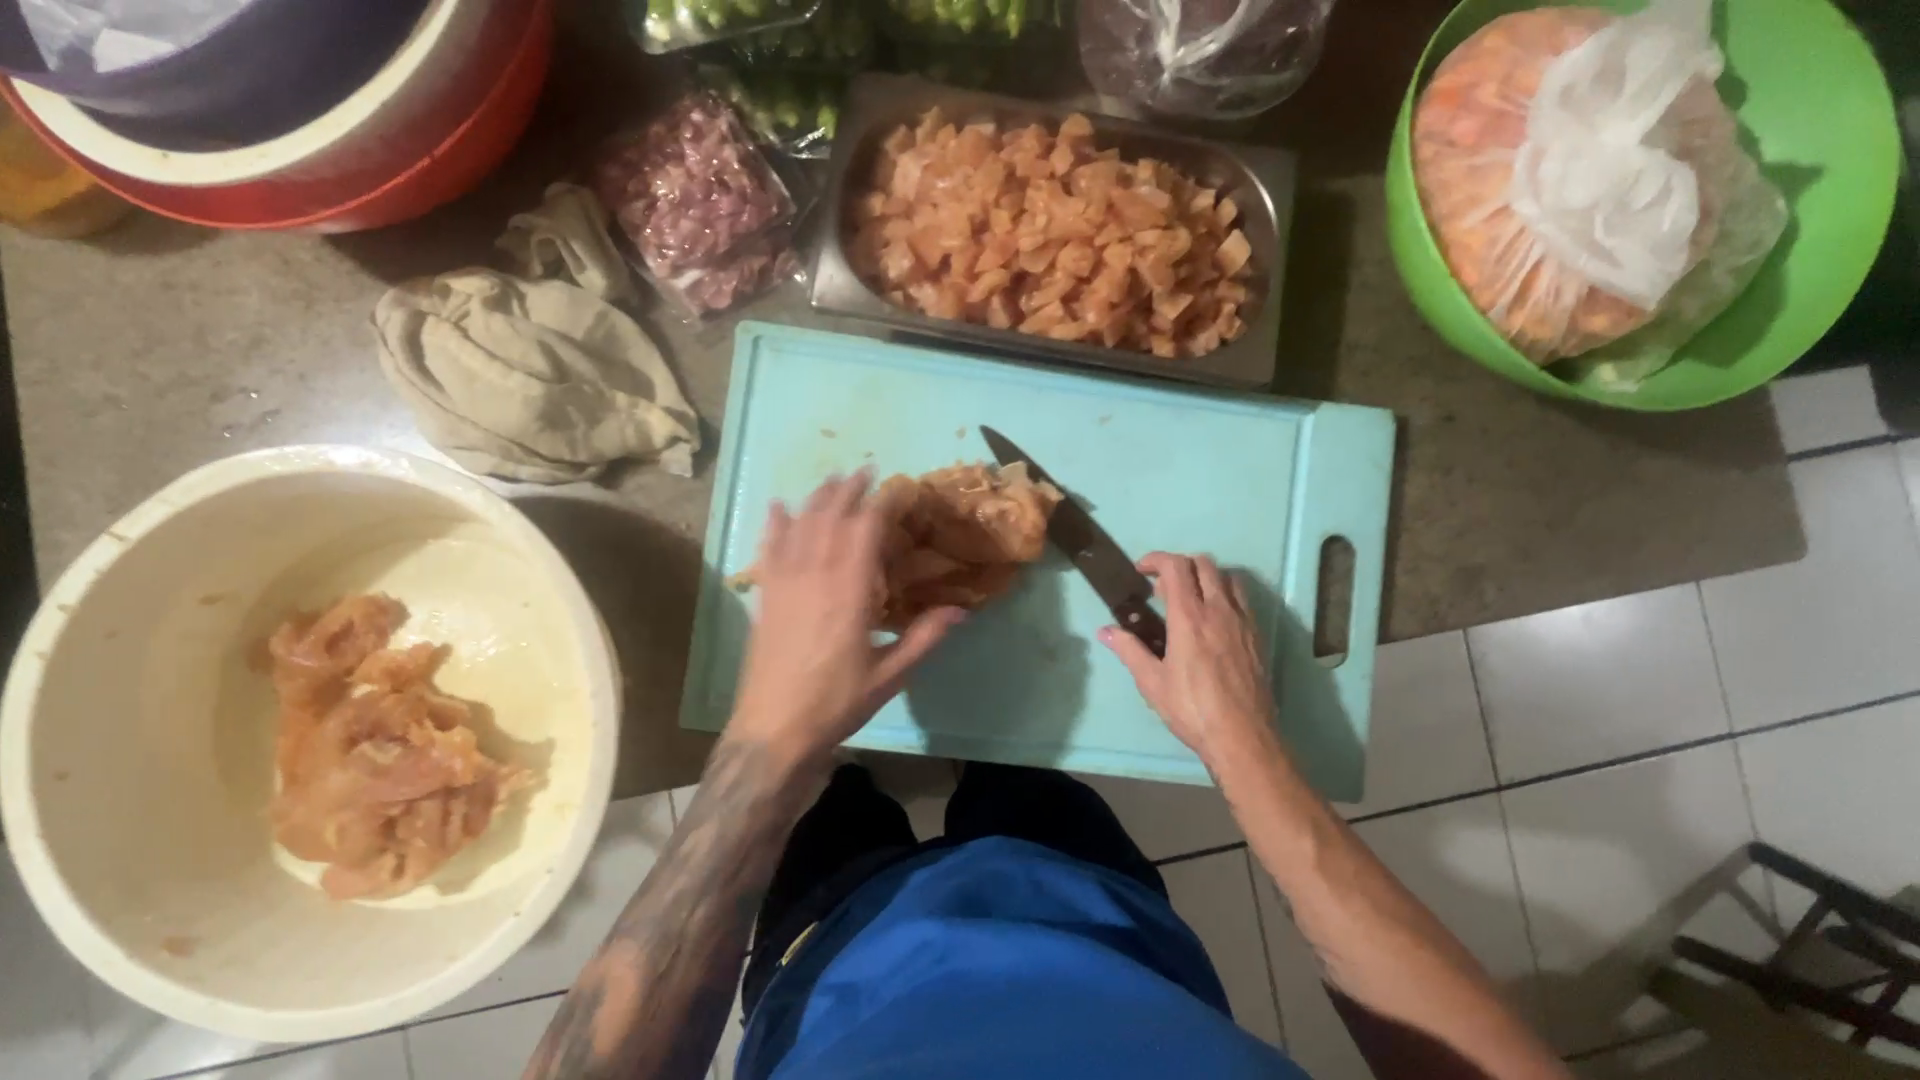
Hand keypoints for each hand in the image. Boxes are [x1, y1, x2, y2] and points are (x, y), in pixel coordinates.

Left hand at [729, 472, 964, 765]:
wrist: (774, 731)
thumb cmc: (837, 703)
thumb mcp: (890, 675)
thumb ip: (924, 637)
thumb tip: (962, 610)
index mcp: (850, 592)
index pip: (865, 531)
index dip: (880, 504)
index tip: (894, 488)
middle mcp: (815, 577)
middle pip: (831, 518)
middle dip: (849, 491)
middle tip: (866, 472)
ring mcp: (785, 584)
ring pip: (800, 526)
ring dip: (817, 499)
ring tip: (833, 480)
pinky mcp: (765, 597)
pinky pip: (769, 549)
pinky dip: (775, 524)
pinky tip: (779, 506)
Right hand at [1099, 552, 1280, 766]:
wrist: (1243, 736)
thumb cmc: (1191, 710)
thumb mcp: (1152, 683)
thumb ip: (1129, 650)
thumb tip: (1104, 631)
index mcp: (1189, 618)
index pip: (1176, 567)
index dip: (1157, 559)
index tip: (1143, 570)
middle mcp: (1219, 610)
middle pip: (1204, 564)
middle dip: (1180, 566)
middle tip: (1163, 588)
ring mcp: (1242, 621)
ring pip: (1227, 577)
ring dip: (1206, 577)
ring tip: (1191, 599)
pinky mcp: (1257, 636)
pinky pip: (1242, 599)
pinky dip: (1225, 595)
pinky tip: (1214, 620)